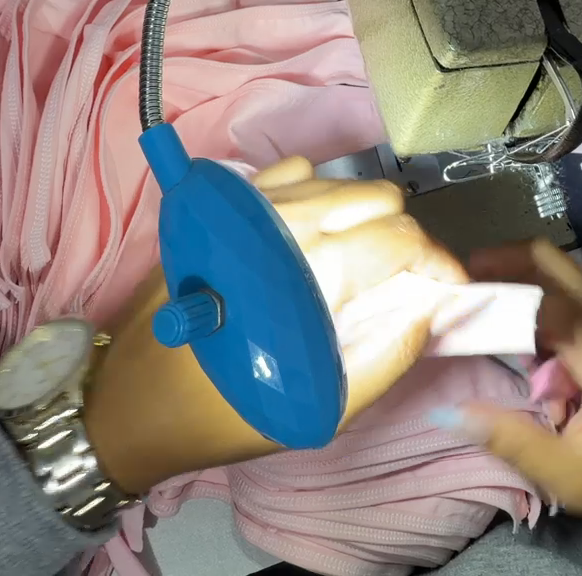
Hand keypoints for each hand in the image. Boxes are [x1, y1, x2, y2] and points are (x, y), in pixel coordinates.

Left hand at [82, 157, 465, 493]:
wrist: (135, 397)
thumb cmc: (227, 410)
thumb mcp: (321, 406)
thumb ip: (389, 354)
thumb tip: (434, 307)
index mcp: (315, 272)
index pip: (404, 240)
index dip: (438, 264)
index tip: (446, 290)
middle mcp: (289, 222)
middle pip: (382, 200)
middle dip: (404, 240)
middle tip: (398, 283)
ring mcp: (257, 204)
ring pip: (345, 183)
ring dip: (365, 218)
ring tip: (355, 263)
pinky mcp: (232, 202)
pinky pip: (298, 171)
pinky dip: (321, 196)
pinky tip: (311, 236)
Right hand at [446, 239, 581, 541]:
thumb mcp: (568, 474)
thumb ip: (509, 439)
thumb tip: (449, 410)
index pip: (534, 300)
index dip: (488, 298)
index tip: (448, 306)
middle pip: (547, 259)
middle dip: (500, 262)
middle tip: (459, 283)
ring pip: (557, 270)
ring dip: (516, 278)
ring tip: (477, 304)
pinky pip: (568, 291)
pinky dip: (535, 295)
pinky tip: (512, 329)